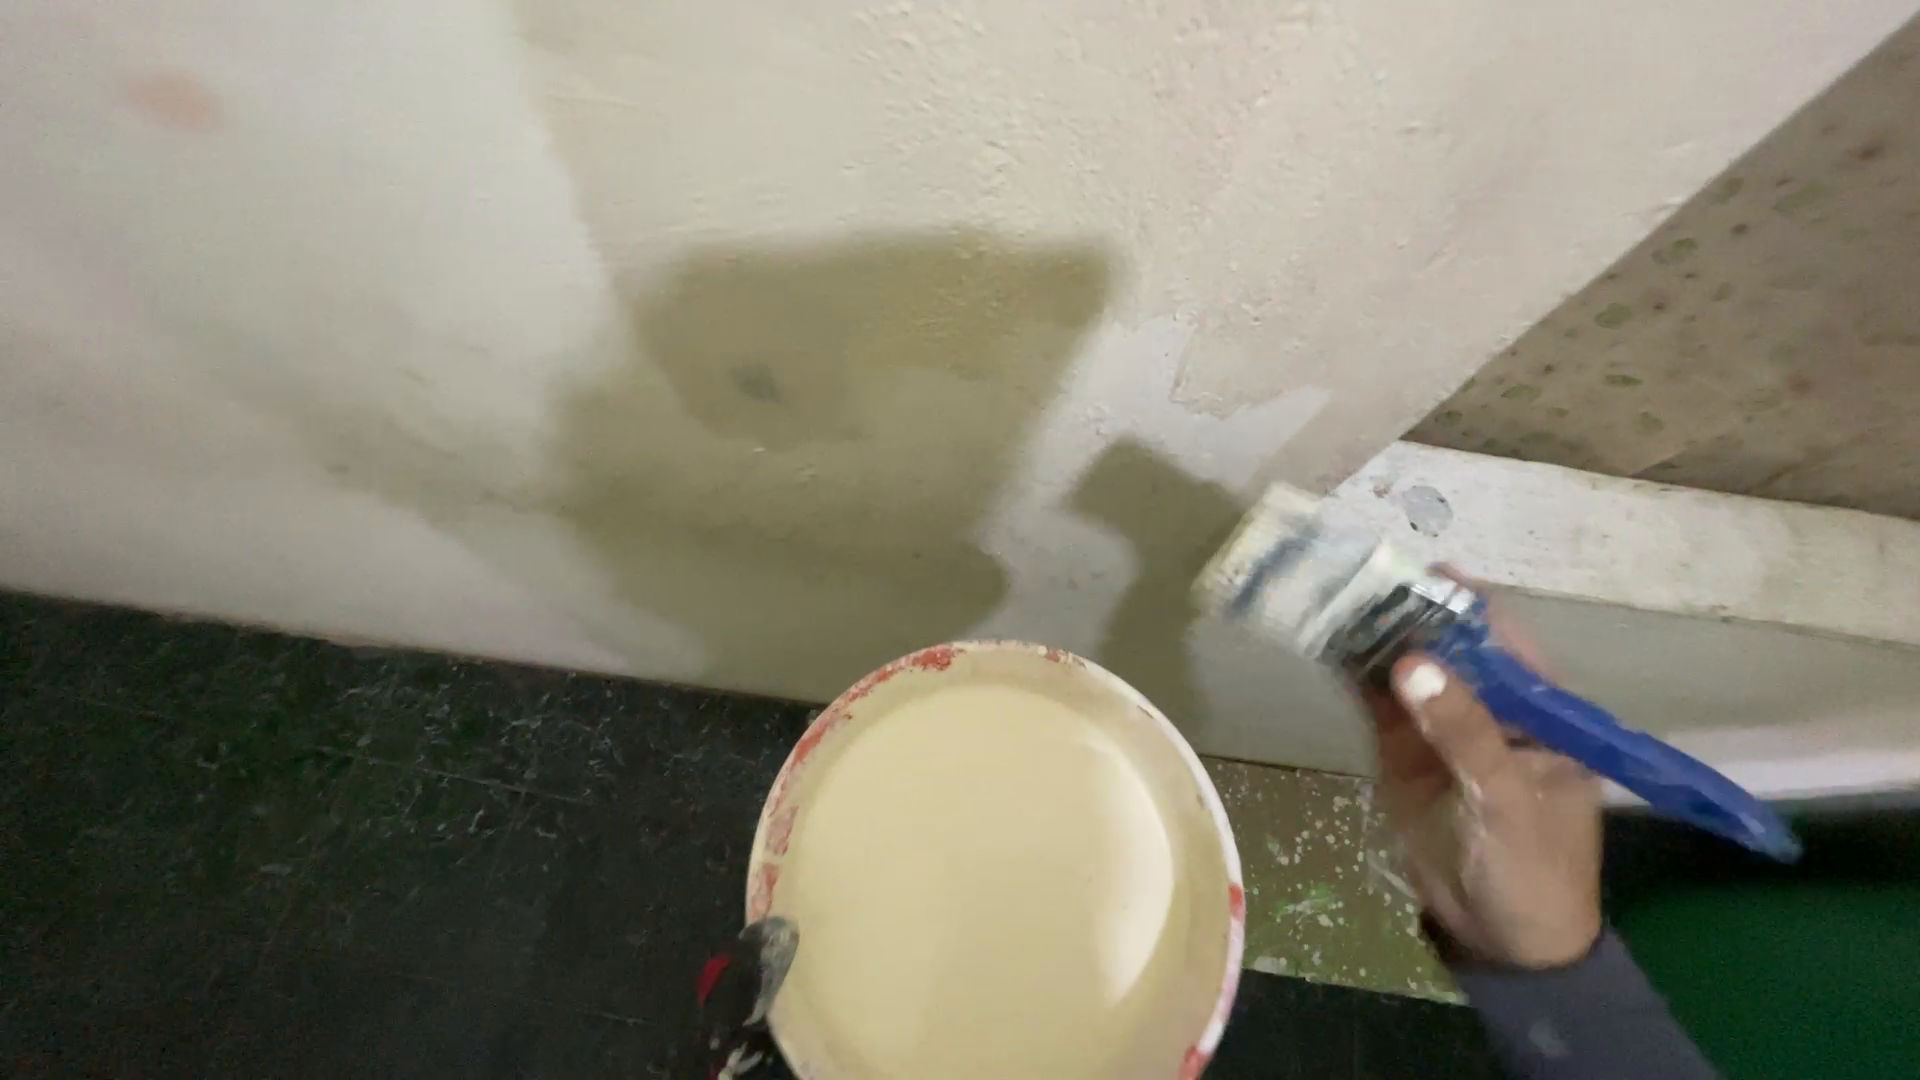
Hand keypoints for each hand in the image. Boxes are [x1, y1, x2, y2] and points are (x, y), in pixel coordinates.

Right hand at [1357, 595, 1602, 969]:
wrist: (1494, 933)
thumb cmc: (1529, 866)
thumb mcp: (1506, 799)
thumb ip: (1463, 730)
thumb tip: (1410, 662)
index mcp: (1537, 708)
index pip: (1503, 639)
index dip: (1466, 601)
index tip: (1419, 571)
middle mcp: (1486, 702)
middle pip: (1445, 643)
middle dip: (1405, 612)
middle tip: (1355, 580)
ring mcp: (1438, 721)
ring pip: (1403, 664)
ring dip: (1371, 635)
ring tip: (1329, 600)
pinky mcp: (1399, 742)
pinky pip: (1373, 696)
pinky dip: (1350, 669)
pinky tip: (1322, 642)